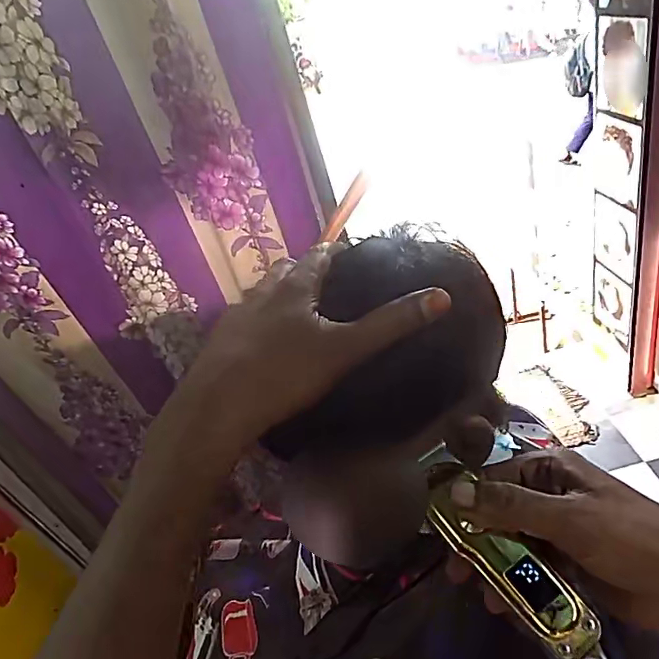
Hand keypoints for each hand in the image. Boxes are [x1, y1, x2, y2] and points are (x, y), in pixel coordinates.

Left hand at [169, 244, 449, 451]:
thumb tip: (440, 297)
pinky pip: (245, 320)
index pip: (319, 256)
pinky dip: (260, 321)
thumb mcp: (345, 350)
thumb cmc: (285, 373)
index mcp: (293, 288)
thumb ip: (390, 325)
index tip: (352, 254)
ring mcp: (236, 316)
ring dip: (281, 293)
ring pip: (263, 293)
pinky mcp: (220, 341)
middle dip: (307, 270)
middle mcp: (262, 293)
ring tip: (299, 311)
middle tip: (329, 283)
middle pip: (286, 269)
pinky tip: (266, 343)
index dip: (337, 251)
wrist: (217, 407)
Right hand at [447, 449, 658, 633]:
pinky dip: (515, 585)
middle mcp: (550, 496)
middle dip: (477, 542)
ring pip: (511, 545)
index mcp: (551, 471)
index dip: (466, 502)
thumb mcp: (568, 519)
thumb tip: (456, 492)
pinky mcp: (567, 564)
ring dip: (494, 568)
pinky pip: (530, 570)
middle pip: (497, 514)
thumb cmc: (631, 539)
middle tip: (457, 571)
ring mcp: (559, 532)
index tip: (443, 530)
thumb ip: (510, 506)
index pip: (493, 478)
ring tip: (485, 595)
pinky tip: (506, 604)